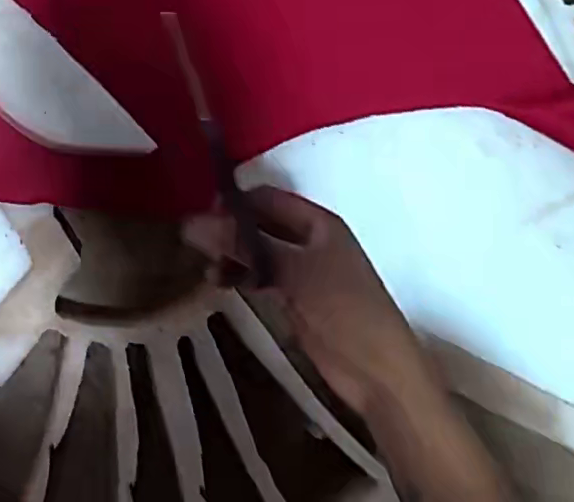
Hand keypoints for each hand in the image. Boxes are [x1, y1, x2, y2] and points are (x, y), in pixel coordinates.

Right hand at [183, 187, 428, 417]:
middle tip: (198, 245)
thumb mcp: (291, 272)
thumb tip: (192, 223)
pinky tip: (221, 283)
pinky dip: (242, 276)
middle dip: (230, 231)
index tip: (203, 215)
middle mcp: (309, 239)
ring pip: (259, 251)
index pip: (267, 198)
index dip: (236, 203)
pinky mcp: (297, 297)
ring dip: (233, 256)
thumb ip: (245, 246)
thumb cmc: (343, 309)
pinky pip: (262, 275)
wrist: (381, 375)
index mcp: (317, 222)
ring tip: (208, 270)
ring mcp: (303, 270)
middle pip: (261, 223)